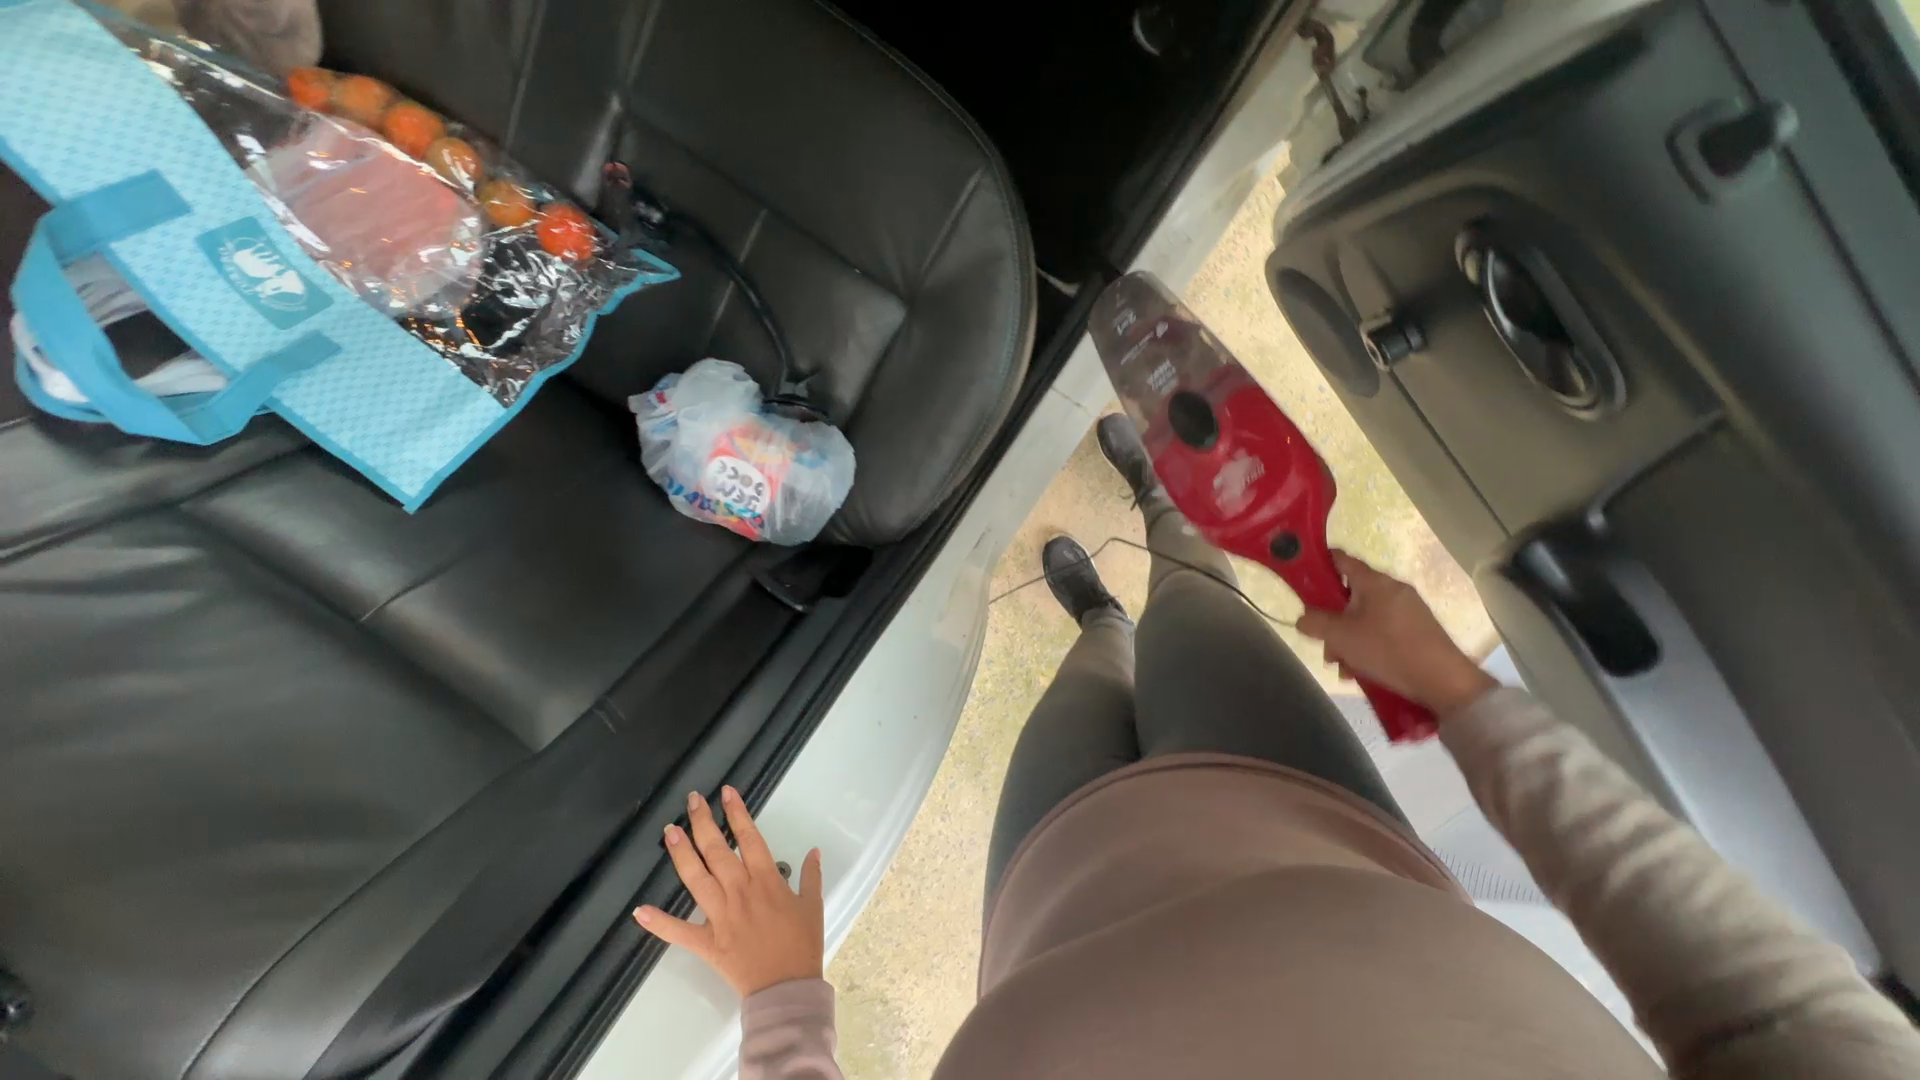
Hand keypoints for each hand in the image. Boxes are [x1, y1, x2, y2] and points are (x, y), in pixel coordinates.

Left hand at [634, 786, 824, 997]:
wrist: (787, 988)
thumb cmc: (802, 945)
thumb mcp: (813, 906)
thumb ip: (812, 876)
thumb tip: (814, 851)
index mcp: (766, 880)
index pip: (749, 837)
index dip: (737, 812)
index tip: (726, 792)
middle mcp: (740, 891)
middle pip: (718, 850)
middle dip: (703, 822)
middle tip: (692, 801)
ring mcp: (720, 916)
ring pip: (697, 879)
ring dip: (682, 854)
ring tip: (670, 832)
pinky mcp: (707, 942)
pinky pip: (679, 931)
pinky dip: (658, 922)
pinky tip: (639, 910)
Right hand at [1296, 550, 1497, 714]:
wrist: (1442, 680)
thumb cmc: (1387, 650)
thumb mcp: (1340, 637)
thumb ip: (1315, 623)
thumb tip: (1304, 618)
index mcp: (1375, 582)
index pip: (1342, 560)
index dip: (1320, 563)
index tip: (1303, 575)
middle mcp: (1393, 589)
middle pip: (1351, 595)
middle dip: (1332, 619)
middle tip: (1323, 641)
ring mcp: (1409, 610)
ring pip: (1365, 617)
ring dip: (1348, 639)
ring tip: (1343, 666)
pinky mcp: (1418, 630)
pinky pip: (1383, 630)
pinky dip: (1368, 645)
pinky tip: (1362, 670)